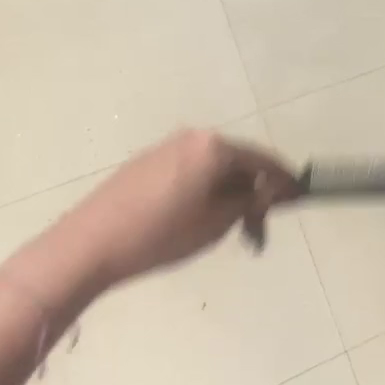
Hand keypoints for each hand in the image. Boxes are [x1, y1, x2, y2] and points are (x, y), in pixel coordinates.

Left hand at [44, 129, 301, 290]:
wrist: (86, 246)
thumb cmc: (161, 234)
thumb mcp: (219, 221)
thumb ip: (253, 200)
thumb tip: (274, 190)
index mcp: (214, 146)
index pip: (264, 160)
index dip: (284, 181)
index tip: (298, 200)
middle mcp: (193, 138)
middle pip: (238, 163)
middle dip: (253, 195)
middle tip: (256, 233)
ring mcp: (166, 149)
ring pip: (213, 170)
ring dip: (228, 197)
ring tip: (227, 232)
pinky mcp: (145, 164)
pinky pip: (190, 172)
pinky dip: (204, 192)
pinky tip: (198, 220)